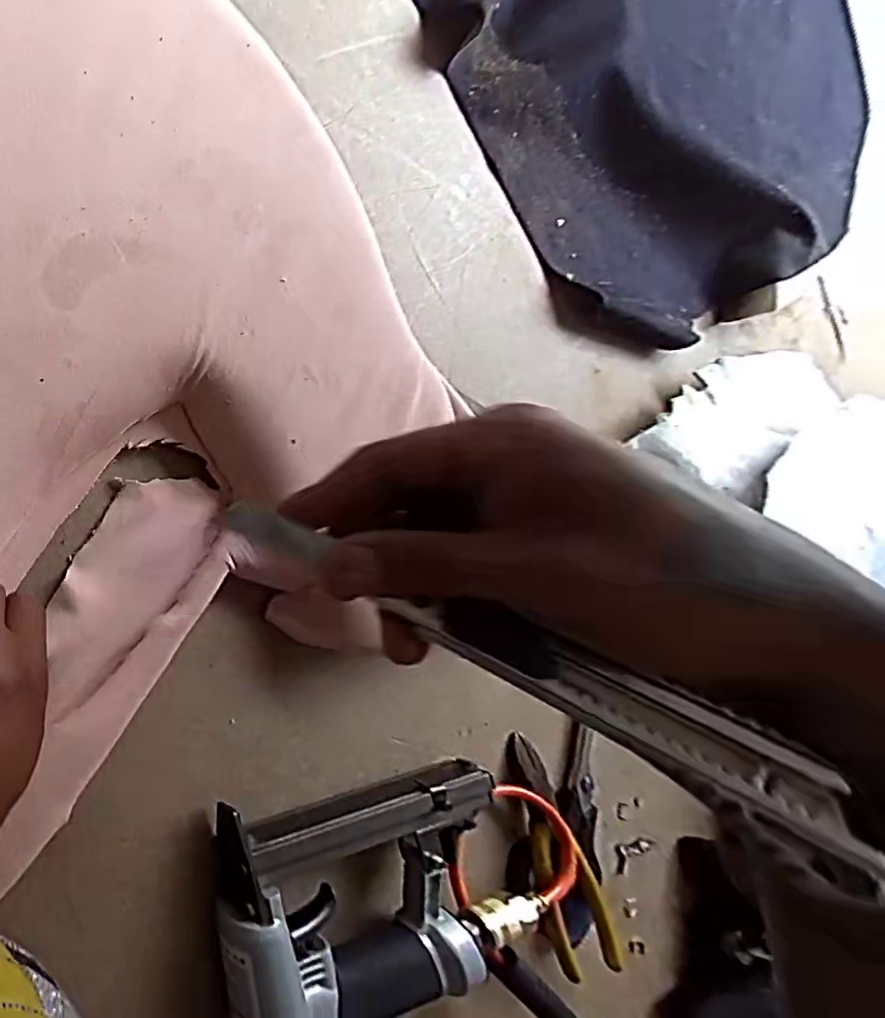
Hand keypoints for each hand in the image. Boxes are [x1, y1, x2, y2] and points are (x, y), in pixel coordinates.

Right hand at [280, 404, 884, 701]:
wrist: (801, 639)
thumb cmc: (663, 584)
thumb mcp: (526, 574)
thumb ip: (418, 565)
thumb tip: (326, 569)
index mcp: (497, 442)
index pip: (381, 465)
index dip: (324, 501)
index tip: (280, 537)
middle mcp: (497, 460)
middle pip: (396, 503)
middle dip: (369, 557)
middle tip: (349, 606)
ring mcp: (514, 498)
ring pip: (421, 536)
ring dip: (404, 586)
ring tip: (409, 640)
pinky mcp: (528, 536)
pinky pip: (455, 558)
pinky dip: (439, 595)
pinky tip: (443, 633)